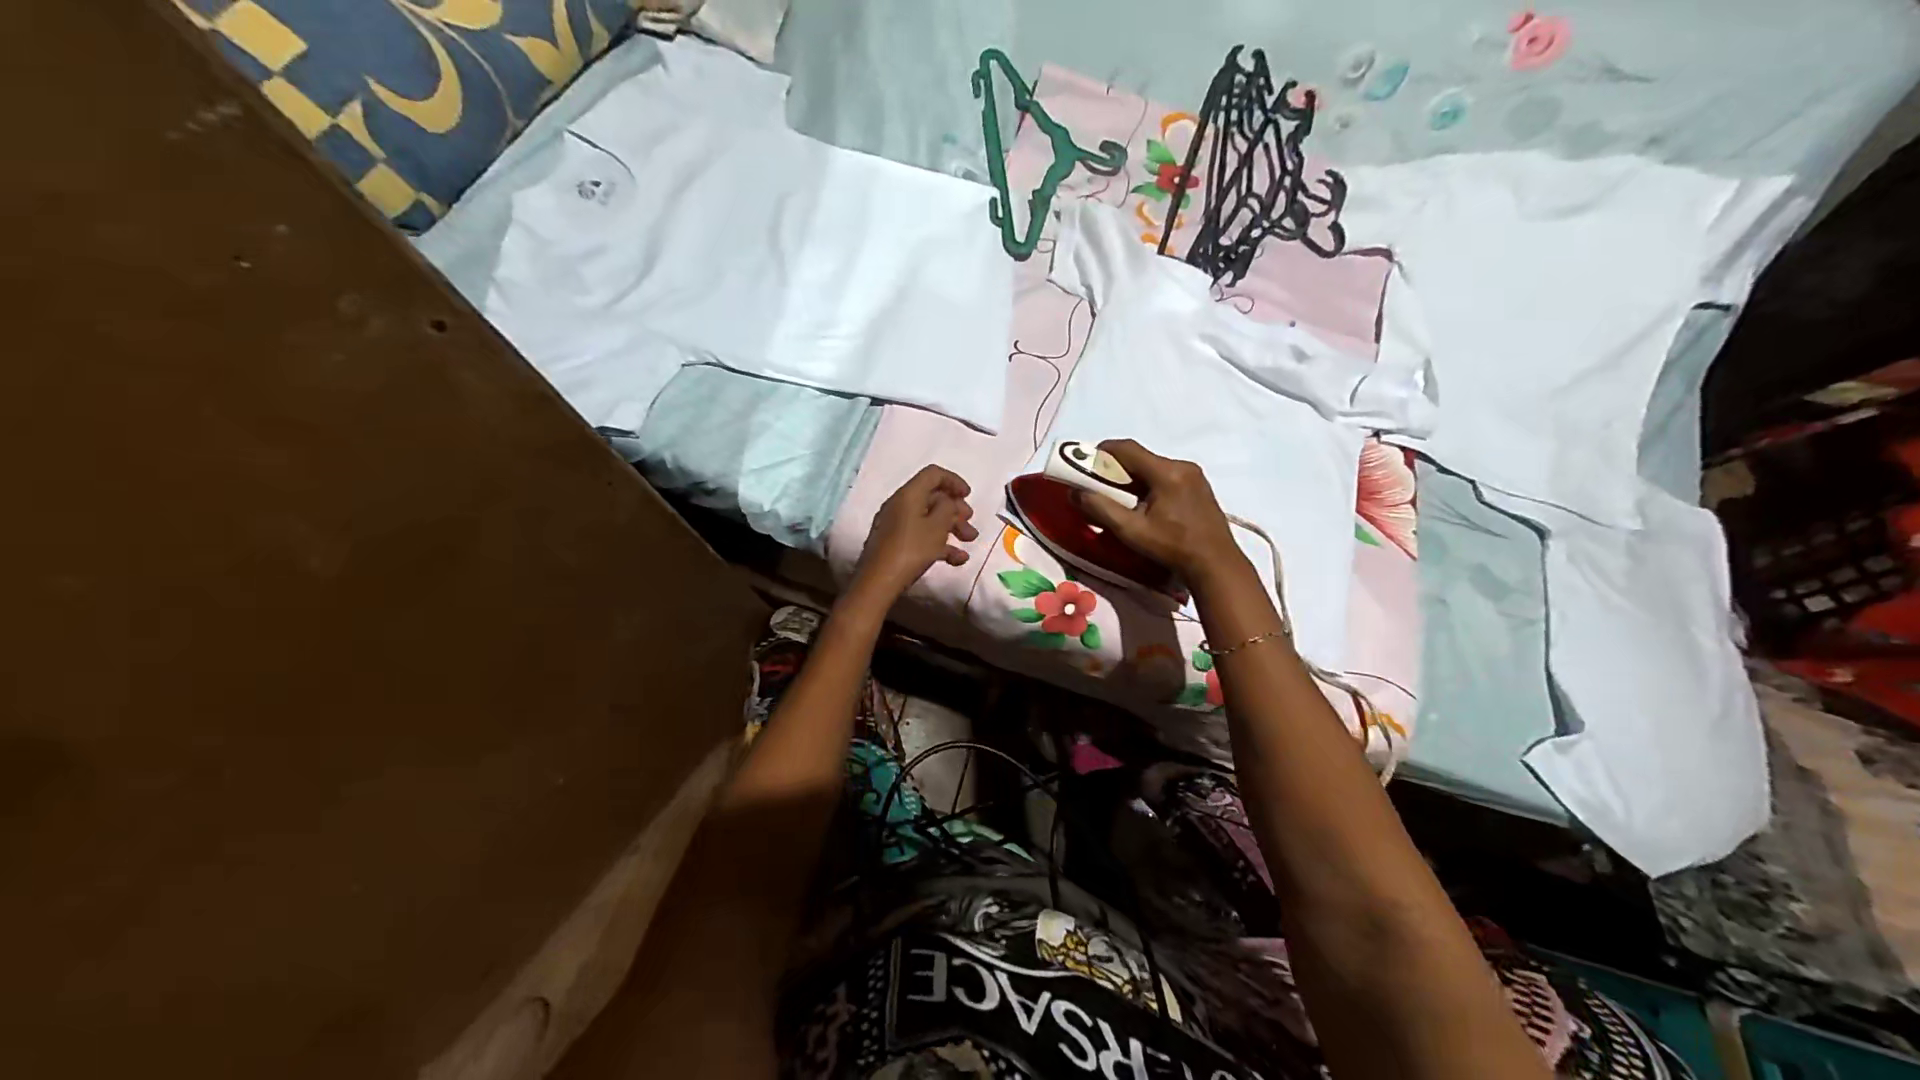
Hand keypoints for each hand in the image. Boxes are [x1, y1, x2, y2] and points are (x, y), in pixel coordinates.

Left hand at [850, 465, 978, 603]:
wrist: (878, 582)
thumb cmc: (911, 549)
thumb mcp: (937, 527)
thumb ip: (948, 508)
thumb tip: (947, 502)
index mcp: (908, 494)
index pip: (933, 474)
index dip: (954, 481)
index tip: (968, 495)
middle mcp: (900, 505)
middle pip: (932, 498)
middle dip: (955, 510)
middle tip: (970, 522)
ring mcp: (895, 525)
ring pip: (928, 519)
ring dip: (951, 528)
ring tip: (968, 542)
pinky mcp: (894, 543)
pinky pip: (921, 536)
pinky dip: (939, 543)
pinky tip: (956, 559)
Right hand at [1072, 439, 1249, 587]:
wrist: (1216, 565)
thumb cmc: (1173, 548)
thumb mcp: (1131, 531)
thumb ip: (1101, 509)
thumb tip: (1076, 493)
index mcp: (1167, 472)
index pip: (1127, 449)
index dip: (1101, 452)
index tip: (1084, 463)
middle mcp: (1182, 466)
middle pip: (1140, 458)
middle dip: (1115, 468)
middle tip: (1098, 486)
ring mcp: (1194, 476)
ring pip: (1153, 467)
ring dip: (1132, 478)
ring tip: (1119, 499)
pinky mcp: (1199, 487)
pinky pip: (1167, 476)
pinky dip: (1149, 484)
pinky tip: (1144, 506)